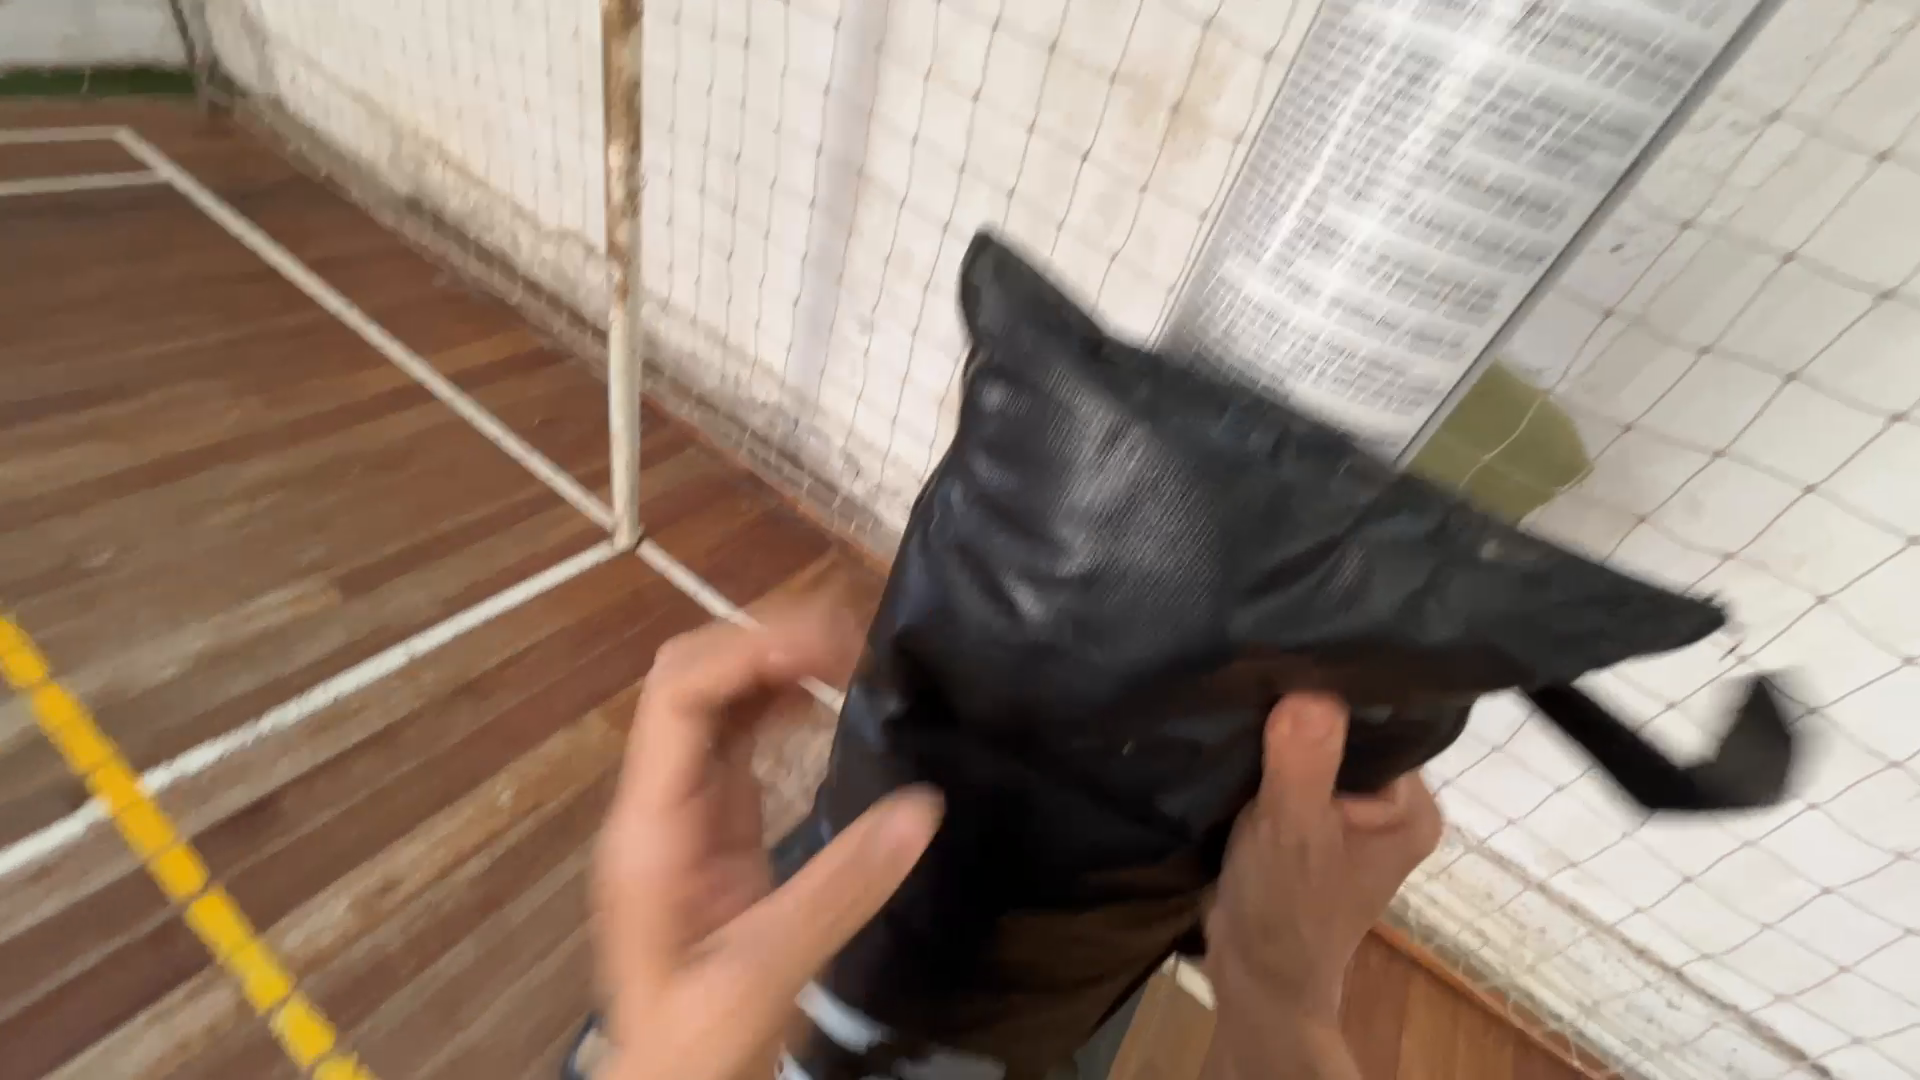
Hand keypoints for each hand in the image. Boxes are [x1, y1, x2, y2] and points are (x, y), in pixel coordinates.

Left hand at [593, 602, 943, 1079]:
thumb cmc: (699, 1042)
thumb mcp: (768, 975)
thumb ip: (842, 888)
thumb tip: (925, 805)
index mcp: (652, 824)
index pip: (679, 696)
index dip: (747, 653)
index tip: (829, 650)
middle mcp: (660, 794)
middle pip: (692, 675)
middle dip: (765, 641)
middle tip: (849, 643)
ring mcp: (685, 798)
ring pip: (716, 691)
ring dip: (776, 660)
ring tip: (847, 654)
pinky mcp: (713, 809)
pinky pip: (741, 727)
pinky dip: (782, 695)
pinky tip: (824, 694)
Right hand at [1203, 694, 1441, 1078]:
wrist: (1254, 977)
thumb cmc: (1284, 907)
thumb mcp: (1292, 828)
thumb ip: (1303, 761)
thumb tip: (1312, 688)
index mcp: (1409, 807)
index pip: (1378, 722)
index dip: (1330, 690)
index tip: (1284, 656)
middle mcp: (1387, 806)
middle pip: (1341, 734)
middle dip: (1297, 709)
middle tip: (1251, 668)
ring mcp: (1346, 815)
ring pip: (1311, 751)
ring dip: (1275, 733)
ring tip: (1239, 691)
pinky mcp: (1308, 821)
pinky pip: (1289, 770)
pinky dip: (1263, 756)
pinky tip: (1236, 732)